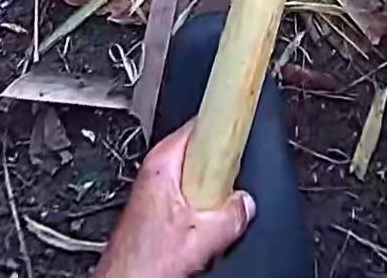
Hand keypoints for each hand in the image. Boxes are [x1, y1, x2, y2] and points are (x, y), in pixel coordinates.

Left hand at [93, 122, 253, 277]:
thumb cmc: (140, 263)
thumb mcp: (197, 239)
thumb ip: (228, 217)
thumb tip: (246, 204)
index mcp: (163, 160)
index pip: (201, 124)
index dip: (223, 127)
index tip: (241, 131)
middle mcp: (158, 168)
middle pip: (203, 154)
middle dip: (218, 174)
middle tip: (225, 194)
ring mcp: (157, 187)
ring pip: (197, 179)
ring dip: (209, 198)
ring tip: (208, 222)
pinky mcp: (159, 207)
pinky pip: (190, 197)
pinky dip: (199, 212)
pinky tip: (198, 234)